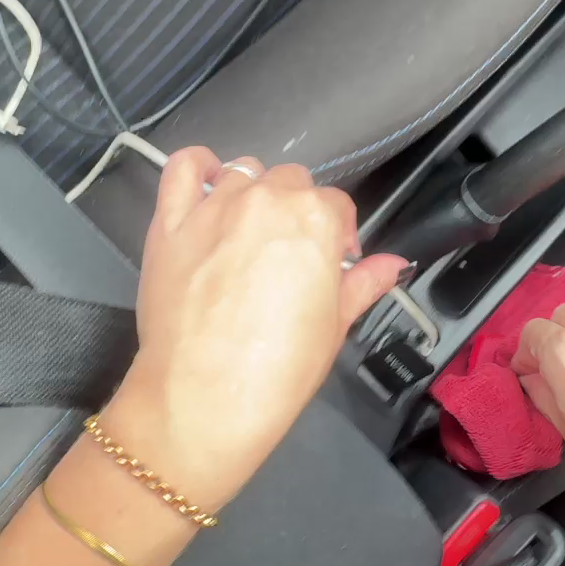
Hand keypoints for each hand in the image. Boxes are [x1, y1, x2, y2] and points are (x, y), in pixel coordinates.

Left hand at [103, 148, 404, 507]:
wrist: (205, 398)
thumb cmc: (280, 369)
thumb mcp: (335, 326)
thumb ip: (364, 283)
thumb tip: (395, 263)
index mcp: (314, 219)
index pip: (336, 205)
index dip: (338, 235)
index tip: (331, 265)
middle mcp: (265, 199)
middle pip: (291, 182)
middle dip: (298, 213)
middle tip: (289, 257)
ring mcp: (213, 206)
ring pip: (243, 173)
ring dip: (253, 194)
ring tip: (249, 234)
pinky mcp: (170, 222)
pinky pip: (182, 168)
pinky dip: (196, 168)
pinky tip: (206, 186)